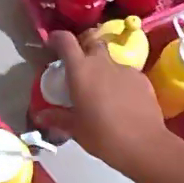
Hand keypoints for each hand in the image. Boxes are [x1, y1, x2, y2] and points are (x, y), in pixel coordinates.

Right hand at [32, 28, 170, 172]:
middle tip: (79, 67)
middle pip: (92, 43)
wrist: (144, 145)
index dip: (57, 38)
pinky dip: (120, 81)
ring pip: (110, 60)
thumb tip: (39, 116)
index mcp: (80, 70)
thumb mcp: (75, 128)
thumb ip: (57, 117)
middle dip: (84, 49)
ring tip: (101, 90)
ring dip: (103, 69)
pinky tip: (121, 100)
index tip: (51, 44)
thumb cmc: (101, 134)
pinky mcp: (143, 80)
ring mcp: (125, 69)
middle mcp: (102, 63)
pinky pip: (126, 74)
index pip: (66, 41)